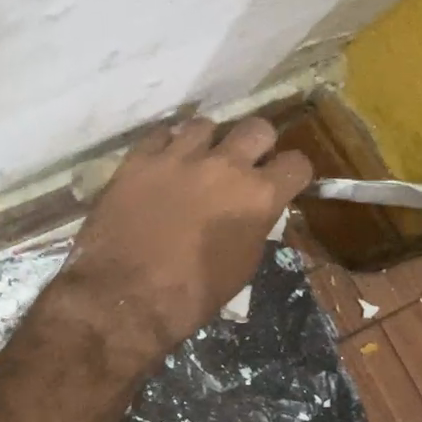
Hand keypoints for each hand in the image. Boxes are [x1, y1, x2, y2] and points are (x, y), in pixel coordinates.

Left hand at [49, 116, 312, 366]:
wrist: (125, 296)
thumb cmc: (190, 295)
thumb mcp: (241, 267)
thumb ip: (254, 226)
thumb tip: (252, 210)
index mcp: (258, 196)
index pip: (297, 163)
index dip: (290, 173)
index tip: (280, 182)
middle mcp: (224, 166)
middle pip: (256, 127)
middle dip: (254, 144)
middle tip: (240, 165)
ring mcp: (178, 157)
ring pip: (205, 125)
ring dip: (206, 143)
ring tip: (194, 164)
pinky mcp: (138, 158)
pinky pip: (160, 134)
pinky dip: (165, 146)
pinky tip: (161, 164)